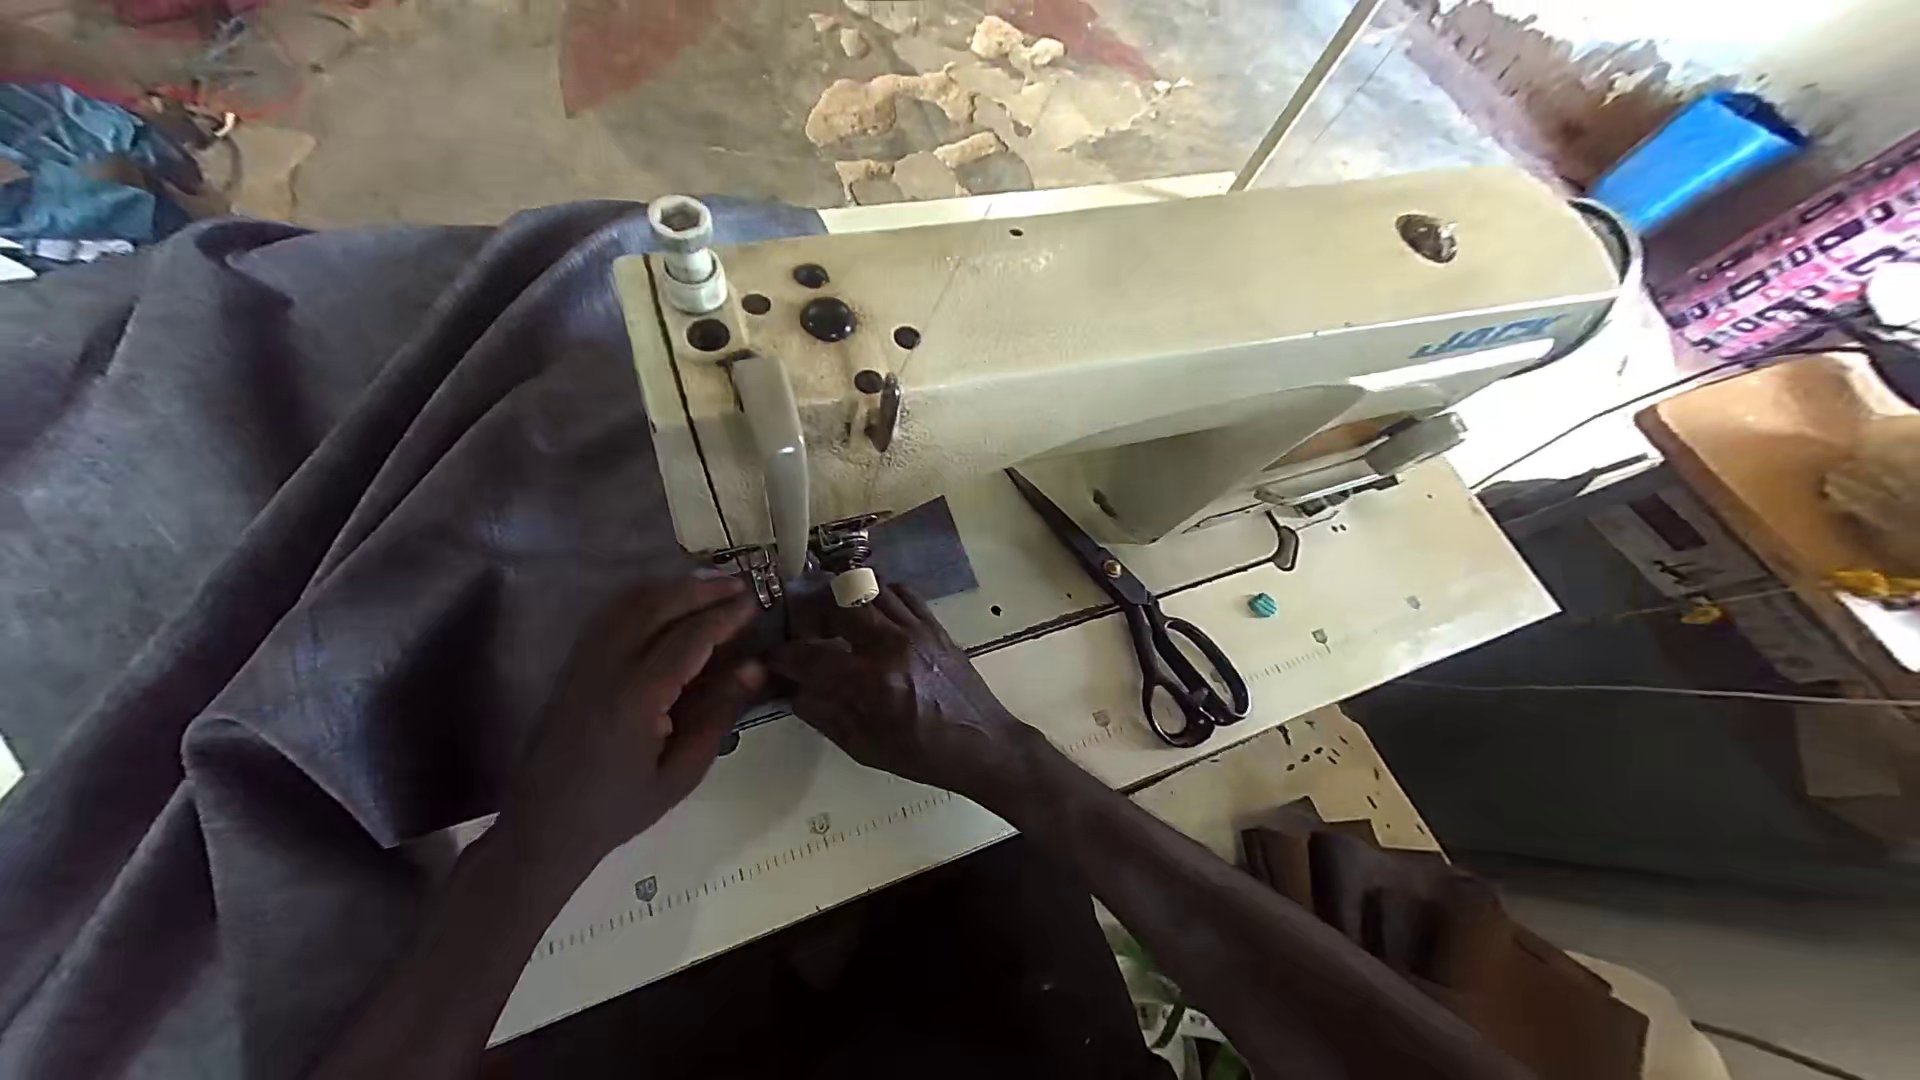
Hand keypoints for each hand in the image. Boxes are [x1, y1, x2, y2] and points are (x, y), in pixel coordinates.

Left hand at [501, 575, 763, 868]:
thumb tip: (754, 667)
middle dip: (701, 590)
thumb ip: (719, 714)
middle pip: (656, 607)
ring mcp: (582, 663)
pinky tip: (665, 600)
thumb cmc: (620, 807)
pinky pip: (609, 615)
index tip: (753, 603)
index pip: (688, 639)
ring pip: (629, 603)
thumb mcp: (683, 772)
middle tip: (738, 584)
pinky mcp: (572, 666)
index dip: (724, 616)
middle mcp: (605, 669)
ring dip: (672, 587)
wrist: (543, 828)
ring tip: (709, 585)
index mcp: (636, 698)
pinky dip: (642, 597)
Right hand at [771, 584, 1039, 805]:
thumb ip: (824, 714)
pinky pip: (901, 593)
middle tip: (806, 632)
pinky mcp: (935, 624)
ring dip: (845, 600)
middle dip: (812, 614)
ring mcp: (917, 629)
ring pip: (870, 589)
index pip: (812, 655)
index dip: (783, 655)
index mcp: (872, 681)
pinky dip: (880, 597)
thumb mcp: (864, 747)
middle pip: (838, 603)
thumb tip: (793, 689)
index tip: (771, 656)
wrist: (983, 743)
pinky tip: (873, 615)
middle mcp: (892, 644)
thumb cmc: (923, 755)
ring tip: (836, 620)